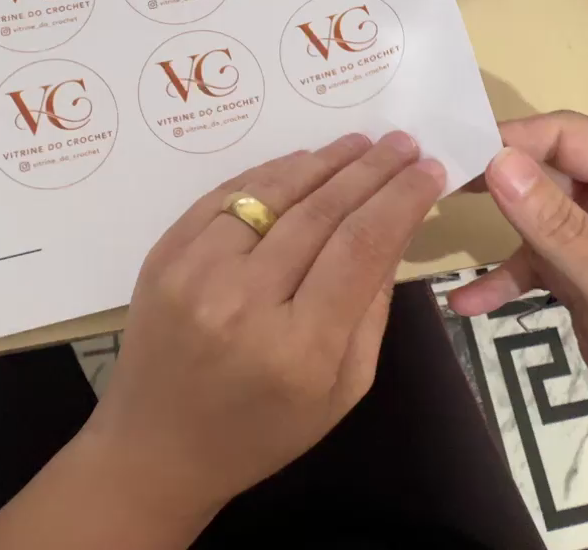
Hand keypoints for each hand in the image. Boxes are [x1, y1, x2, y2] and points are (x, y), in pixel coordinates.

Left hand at [75, 131, 445, 518]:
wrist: (157, 445)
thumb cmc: (262, 428)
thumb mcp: (343, 389)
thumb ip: (371, 307)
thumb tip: (394, 226)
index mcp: (298, 348)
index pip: (361, 246)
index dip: (400, 199)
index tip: (429, 169)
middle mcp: (243, 301)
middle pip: (321, 212)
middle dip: (371, 170)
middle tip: (403, 143)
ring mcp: (196, 271)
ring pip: (273, 192)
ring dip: (323, 160)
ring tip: (361, 143)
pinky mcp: (166, 252)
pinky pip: (228, 193)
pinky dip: (272, 171)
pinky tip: (304, 160)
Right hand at [447, 112, 587, 460]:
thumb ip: (560, 230)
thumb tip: (498, 161)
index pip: (578, 139)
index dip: (520, 137)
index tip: (462, 150)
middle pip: (551, 168)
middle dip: (496, 174)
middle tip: (437, 179)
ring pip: (536, 213)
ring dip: (495, 226)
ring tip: (433, 222)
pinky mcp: (584, 276)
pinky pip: (535, 263)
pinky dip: (504, 279)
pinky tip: (466, 302)